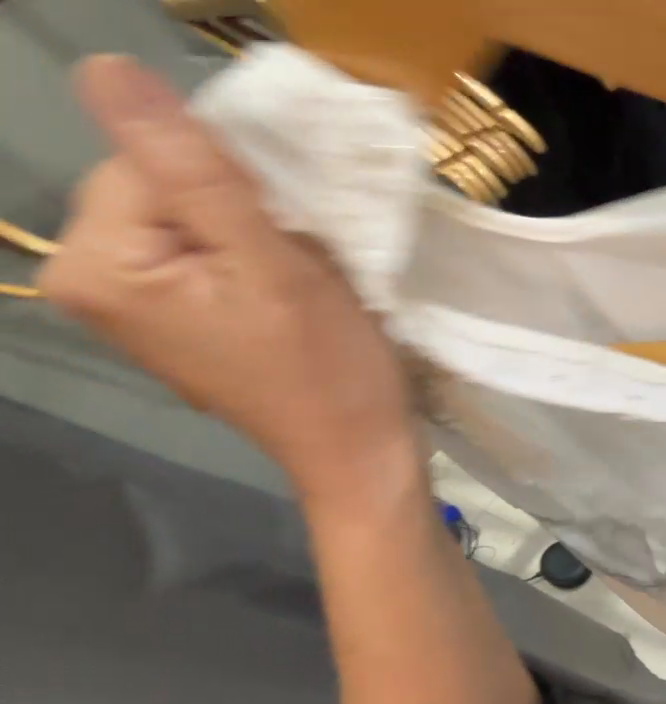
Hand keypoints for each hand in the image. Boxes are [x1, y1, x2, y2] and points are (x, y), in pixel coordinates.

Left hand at [37, 55, 419, 509]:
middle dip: (240, 212)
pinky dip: (246, 261)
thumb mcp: (275, 267)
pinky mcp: (162, 317)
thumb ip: (194, 172)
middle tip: (301, 266)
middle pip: (159, 189)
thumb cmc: (330, 370)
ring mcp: (122, 303)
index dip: (236, 187)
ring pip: (184, 220)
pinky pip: (195, 254)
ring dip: (250, 235)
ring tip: (298, 284)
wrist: (359, 452)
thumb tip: (106, 68)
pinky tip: (282, 297)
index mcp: (98, 263)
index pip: (151, 163)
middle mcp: (84, 279)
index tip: (296, 241)